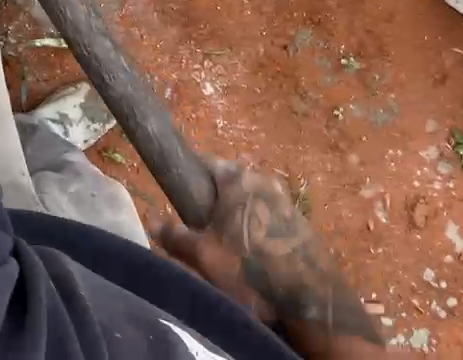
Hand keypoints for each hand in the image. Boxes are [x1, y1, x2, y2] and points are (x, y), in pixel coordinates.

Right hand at [157, 163, 383, 356]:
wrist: (311, 301)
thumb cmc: (249, 269)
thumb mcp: (202, 256)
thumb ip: (174, 235)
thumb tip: (151, 220)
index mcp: (236, 177)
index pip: (205, 161)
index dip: (190, 176)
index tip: (182, 196)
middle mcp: (263, 179)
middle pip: (230, 181)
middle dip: (217, 199)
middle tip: (205, 227)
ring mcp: (287, 200)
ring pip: (253, 201)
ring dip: (241, 216)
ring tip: (232, 248)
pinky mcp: (304, 223)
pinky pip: (272, 218)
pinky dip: (262, 231)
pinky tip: (258, 259)